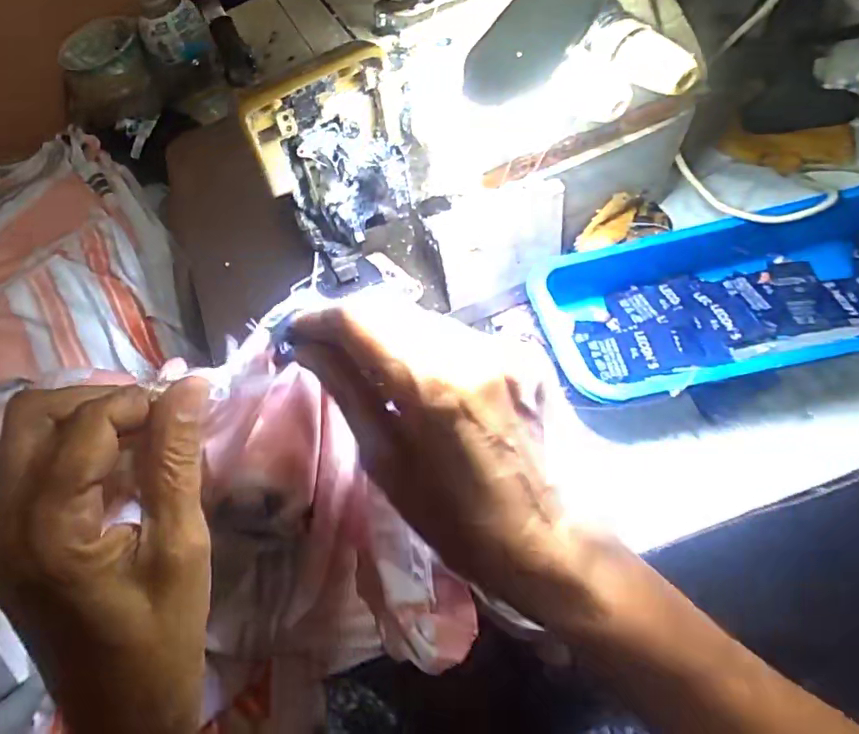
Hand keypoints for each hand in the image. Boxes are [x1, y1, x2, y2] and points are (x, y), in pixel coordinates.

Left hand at [0, 380, 211, 733]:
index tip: (176, 403)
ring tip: (130, 432)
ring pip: (21, 434)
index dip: (133, 401)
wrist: (121, 721)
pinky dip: (61, 447)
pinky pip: (20, 466)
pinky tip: (105, 466)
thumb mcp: (182, 549)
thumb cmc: (161, 643)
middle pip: (32, 414)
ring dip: (75, 419)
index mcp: (49, 530)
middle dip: (93, 398)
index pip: (84, 426)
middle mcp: (4, 524)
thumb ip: (176, 460)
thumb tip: (187, 387)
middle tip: (146, 413)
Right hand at [290, 299, 598, 623]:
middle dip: (345, 319)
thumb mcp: (389, 466)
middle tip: (318, 342)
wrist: (565, 549)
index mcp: (431, 384)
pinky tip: (413, 370)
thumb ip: (347, 393)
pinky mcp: (522, 351)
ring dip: (382, 328)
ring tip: (359, 355)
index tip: (293, 331)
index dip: (316, 317)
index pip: (356, 318)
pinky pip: (452, 332)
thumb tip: (308, 348)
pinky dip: (420, 342)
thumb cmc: (464, 526)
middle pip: (386, 307)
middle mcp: (468, 349)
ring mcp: (500, 346)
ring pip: (418, 316)